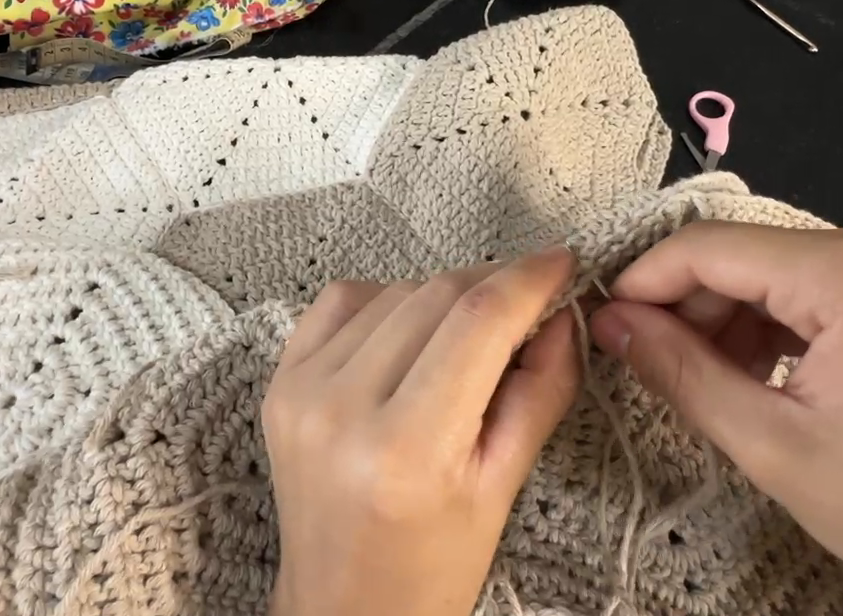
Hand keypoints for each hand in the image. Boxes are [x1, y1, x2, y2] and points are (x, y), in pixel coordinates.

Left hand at [263, 249, 579, 615]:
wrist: (342, 609)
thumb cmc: (434, 564)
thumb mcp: (504, 487)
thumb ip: (542, 390)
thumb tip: (562, 313)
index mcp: (408, 449)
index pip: (478, 322)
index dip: (528, 279)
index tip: (562, 262)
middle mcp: (343, 407)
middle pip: (437, 295)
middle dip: (495, 282)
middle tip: (528, 298)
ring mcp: (301, 388)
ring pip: (395, 290)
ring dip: (445, 294)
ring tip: (468, 332)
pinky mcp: (280, 379)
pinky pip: (343, 299)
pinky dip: (388, 298)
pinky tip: (409, 331)